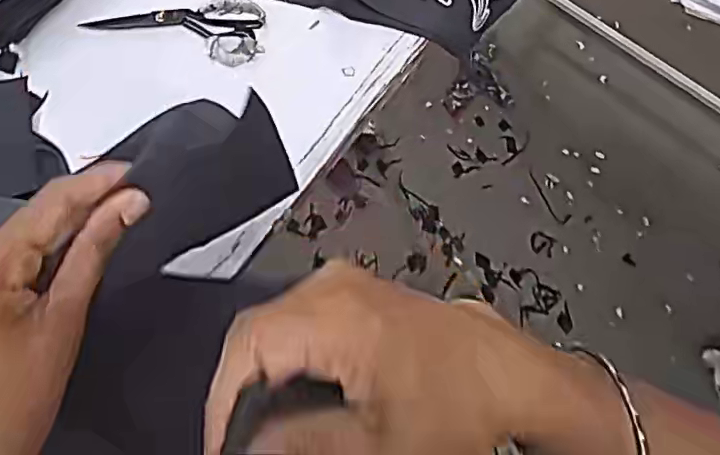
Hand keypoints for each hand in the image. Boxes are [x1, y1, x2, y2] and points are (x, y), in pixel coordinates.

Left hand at [0, 163, 150, 454]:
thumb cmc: (0, 416)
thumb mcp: (62, 324)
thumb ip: (94, 252)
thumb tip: (124, 206)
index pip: (52, 200)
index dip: (98, 182)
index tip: (132, 173)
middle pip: (38, 214)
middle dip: (87, 201)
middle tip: (132, 195)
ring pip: (29, 235)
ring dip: (70, 225)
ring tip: (113, 216)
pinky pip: (15, 258)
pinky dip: (49, 250)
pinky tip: (76, 251)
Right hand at [204, 261, 591, 454]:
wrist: (499, 371)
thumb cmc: (457, 401)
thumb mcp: (376, 443)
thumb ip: (302, 442)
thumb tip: (249, 444)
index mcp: (335, 312)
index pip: (249, 340)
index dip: (223, 395)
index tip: (220, 439)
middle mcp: (332, 284)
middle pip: (256, 326)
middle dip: (238, 385)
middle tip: (236, 436)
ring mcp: (341, 281)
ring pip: (272, 319)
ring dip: (259, 370)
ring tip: (259, 421)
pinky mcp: (348, 288)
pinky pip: (294, 315)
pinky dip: (282, 353)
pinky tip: (290, 390)